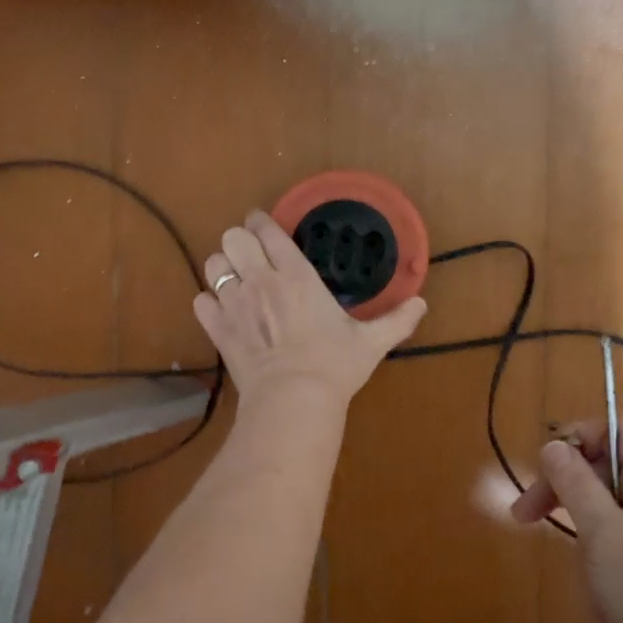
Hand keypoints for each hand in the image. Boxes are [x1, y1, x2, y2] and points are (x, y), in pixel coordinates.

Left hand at [193, 211, 426, 406]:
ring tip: (234, 280)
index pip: (267, 230)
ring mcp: (234, 303)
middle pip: (232, 237)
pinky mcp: (217, 329)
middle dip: (238, 242)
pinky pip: (200, 301)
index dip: (261, 222)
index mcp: (296, 275)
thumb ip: (396, 320)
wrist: (293, 400)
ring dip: (221, 268)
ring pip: (212, 264)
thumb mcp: (371, 342)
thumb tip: (422, 304)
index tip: (264, 227)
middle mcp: (261, 280)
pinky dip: (208, 303)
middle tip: (250, 255)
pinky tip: (220, 312)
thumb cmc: (334, 366)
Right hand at [511, 421, 622, 622]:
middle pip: (605, 467)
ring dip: (578, 525)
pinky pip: (620, 537)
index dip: (573, 438)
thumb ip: (575, 484)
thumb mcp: (603, 537)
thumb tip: (553, 444)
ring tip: (569, 565)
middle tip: (523, 518)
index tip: (539, 470)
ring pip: (608, 505)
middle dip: (562, 486)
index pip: (613, 431)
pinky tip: (592, 584)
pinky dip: (597, 551)